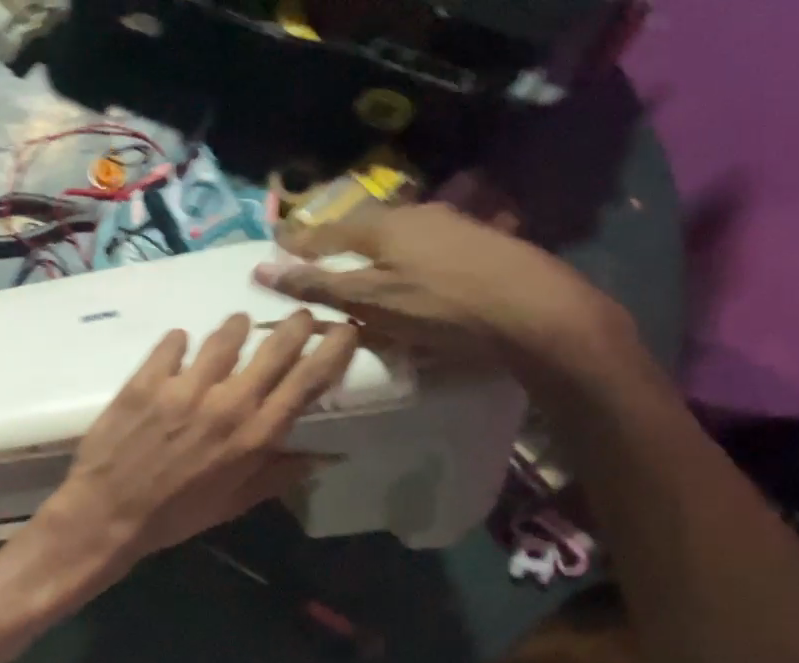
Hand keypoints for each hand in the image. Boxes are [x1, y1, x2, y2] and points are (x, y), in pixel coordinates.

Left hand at [43, 310, 357, 571]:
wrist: (106, 514)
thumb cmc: (173, 516)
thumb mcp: (234, 503)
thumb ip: (279, 473)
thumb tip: (327, 455)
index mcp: (255, 434)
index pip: (310, 378)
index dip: (334, 348)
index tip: (343, 329)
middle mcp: (227, 402)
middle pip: (276, 345)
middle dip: (295, 326)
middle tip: (297, 318)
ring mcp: (184, 387)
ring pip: (225, 335)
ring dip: (237, 329)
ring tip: (237, 329)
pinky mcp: (146, 380)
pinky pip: (173, 343)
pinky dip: (180, 342)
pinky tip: (180, 346)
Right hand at [255, 204, 633, 371]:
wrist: (535, 311)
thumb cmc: (440, 307)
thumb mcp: (369, 301)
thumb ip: (317, 286)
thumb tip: (263, 269)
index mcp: (386, 225)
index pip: (328, 231)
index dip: (299, 244)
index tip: (273, 252)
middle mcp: (420, 215)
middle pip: (366, 227)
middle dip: (337, 242)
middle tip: (314, 257)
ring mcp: (455, 226)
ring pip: (399, 236)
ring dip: (373, 251)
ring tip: (359, 268)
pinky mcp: (481, 245)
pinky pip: (425, 248)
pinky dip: (403, 260)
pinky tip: (408, 277)